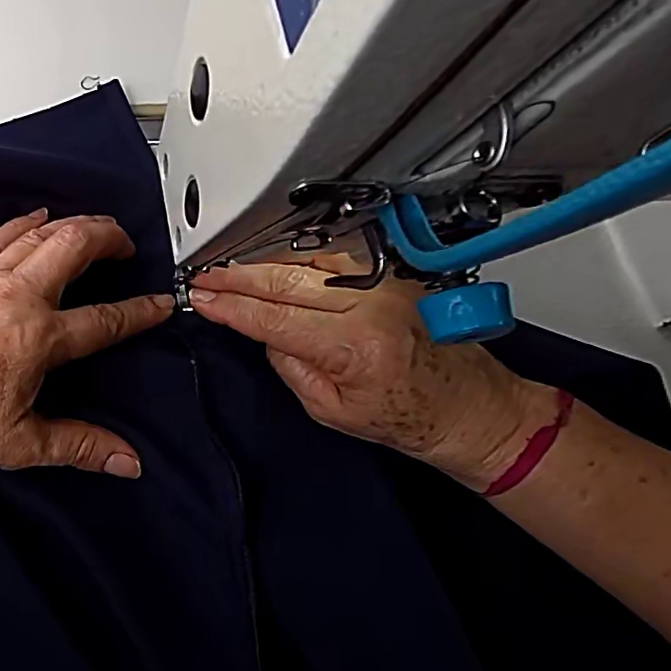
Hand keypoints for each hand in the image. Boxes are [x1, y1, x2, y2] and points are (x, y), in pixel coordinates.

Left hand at [0, 209, 173, 479]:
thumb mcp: (17, 442)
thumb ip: (77, 445)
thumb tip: (124, 460)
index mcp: (37, 338)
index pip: (104, 319)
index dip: (139, 311)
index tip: (159, 304)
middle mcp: (15, 298)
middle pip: (75, 246)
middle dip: (109, 236)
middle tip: (125, 242)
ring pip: (39, 234)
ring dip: (71, 223)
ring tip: (90, 226)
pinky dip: (21, 224)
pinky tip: (32, 219)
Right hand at [185, 256, 557, 490]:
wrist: (468, 407)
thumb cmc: (407, 415)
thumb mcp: (327, 407)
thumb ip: (289, 364)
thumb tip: (263, 332)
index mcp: (354, 345)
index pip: (271, 318)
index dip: (230, 307)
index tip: (202, 299)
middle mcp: (373, 306)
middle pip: (284, 281)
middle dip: (236, 279)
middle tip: (205, 279)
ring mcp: (387, 285)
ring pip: (307, 260)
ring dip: (261, 262)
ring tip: (228, 268)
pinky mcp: (393, 278)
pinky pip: (333, 257)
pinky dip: (295, 256)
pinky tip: (271, 259)